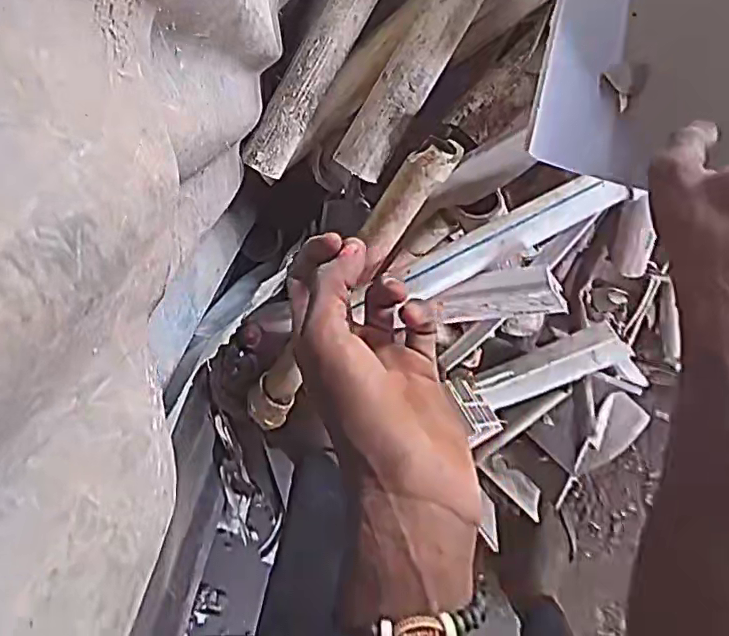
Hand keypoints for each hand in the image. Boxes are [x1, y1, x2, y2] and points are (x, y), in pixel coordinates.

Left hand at [288, 233, 478, 623]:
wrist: (414, 487)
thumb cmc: (364, 432)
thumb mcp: (328, 345)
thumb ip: (330, 294)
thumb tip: (343, 257)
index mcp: (313, 343)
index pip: (307, 285)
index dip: (318, 257)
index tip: (341, 241)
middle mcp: (344, 349)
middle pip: (345, 291)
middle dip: (357, 267)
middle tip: (373, 252)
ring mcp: (381, 361)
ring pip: (382, 307)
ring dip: (389, 290)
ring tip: (396, 290)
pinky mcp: (417, 374)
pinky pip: (418, 331)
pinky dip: (421, 316)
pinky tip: (419, 317)